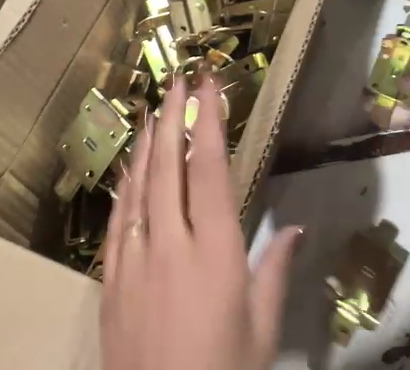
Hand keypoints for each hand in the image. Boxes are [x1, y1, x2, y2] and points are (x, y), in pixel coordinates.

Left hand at [102, 75, 302, 369]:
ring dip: (146, 143)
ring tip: (151, 108)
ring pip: (139, 186)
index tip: (209, 84)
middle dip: (173, 117)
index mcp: (215, 252)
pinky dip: (124, 187)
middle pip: (169, 166)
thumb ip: (275, 271)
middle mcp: (171, 245)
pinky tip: (127, 169)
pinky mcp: (111, 282)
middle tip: (178, 78)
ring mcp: (135, 261)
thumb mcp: (261, 330)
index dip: (209, 121)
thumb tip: (298, 228)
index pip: (210, 170)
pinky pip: (117, 221)